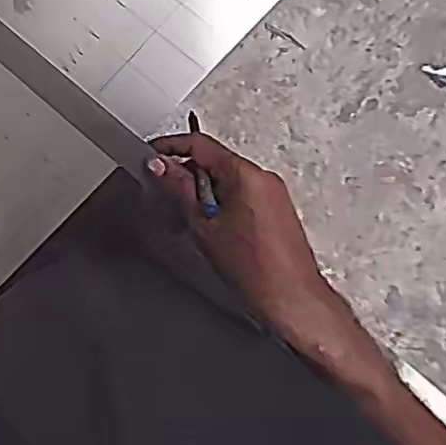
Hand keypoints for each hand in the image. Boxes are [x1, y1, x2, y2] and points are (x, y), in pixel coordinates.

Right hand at [149, 133, 384, 381]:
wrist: (291, 300)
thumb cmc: (257, 271)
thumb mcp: (204, 226)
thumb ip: (180, 189)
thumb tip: (162, 167)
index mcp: (246, 175)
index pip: (200, 144)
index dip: (170, 146)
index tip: (153, 153)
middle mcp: (263, 178)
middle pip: (214, 159)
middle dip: (187, 172)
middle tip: (166, 189)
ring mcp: (272, 192)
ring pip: (227, 176)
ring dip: (204, 189)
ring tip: (195, 219)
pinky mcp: (275, 207)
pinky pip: (241, 190)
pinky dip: (221, 200)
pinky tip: (214, 227)